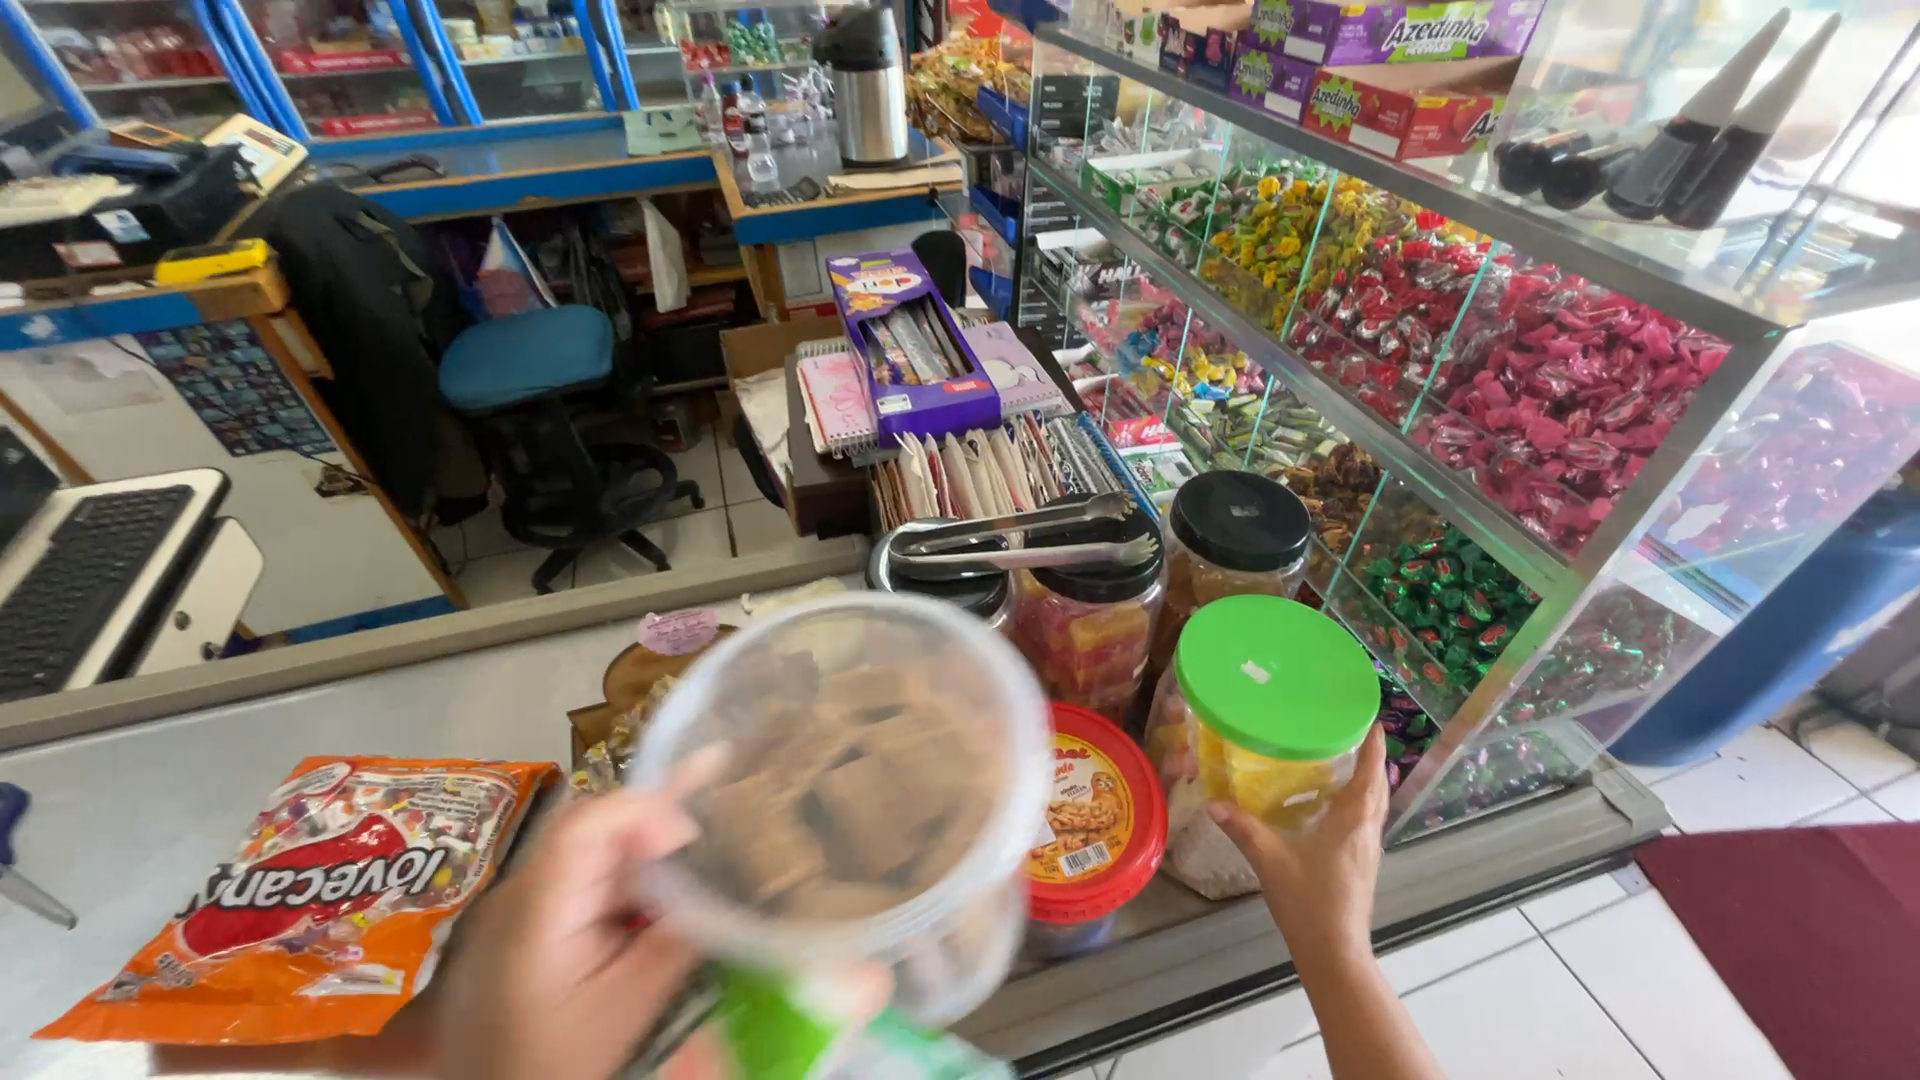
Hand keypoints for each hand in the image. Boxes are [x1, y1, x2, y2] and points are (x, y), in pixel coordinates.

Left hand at [438, 769, 712, 1079]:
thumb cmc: (559, 1067)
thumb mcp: (630, 1007)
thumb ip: (677, 938)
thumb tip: (728, 881)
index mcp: (538, 910)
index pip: (588, 822)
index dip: (645, 810)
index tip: (691, 836)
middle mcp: (520, 892)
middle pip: (592, 825)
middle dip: (654, 824)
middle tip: (703, 842)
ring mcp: (519, 904)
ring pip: (592, 847)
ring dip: (643, 852)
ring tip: (689, 871)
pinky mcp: (529, 920)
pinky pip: (585, 875)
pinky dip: (626, 878)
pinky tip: (653, 904)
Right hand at [1207, 724, 1389, 961]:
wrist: (1334, 952)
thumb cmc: (1309, 902)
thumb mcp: (1269, 860)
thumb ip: (1243, 828)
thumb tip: (1212, 802)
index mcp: (1352, 824)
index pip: (1369, 777)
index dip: (1373, 748)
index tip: (1372, 721)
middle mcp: (1366, 833)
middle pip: (1377, 790)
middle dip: (1371, 761)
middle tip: (1353, 734)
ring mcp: (1367, 852)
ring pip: (1374, 808)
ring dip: (1366, 783)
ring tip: (1345, 761)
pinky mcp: (1361, 866)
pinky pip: (1364, 823)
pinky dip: (1357, 804)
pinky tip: (1332, 805)